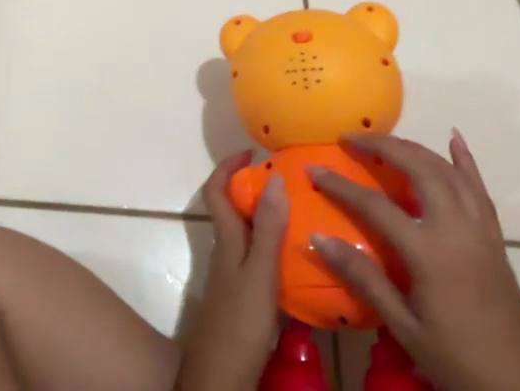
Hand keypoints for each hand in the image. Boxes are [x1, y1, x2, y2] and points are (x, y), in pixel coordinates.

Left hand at [175, 152, 288, 390]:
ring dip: (267, 216)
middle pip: (232, 208)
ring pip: (246, 233)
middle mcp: (226, 251)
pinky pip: (257, 257)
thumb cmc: (239, 323)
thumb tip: (274, 178)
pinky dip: (274, 246)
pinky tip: (300, 256)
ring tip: (303, 211)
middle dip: (254, 187)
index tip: (253, 151)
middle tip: (290, 180)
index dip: (228, 166)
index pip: (216, 190)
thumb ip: (268, 229)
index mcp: (226, 240)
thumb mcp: (260, 273)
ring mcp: (233, 275)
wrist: (221, 378)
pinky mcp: (243, 296)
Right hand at [310, 132, 519, 390]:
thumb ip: (362, 278)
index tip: (313, 169)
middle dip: (382, 147)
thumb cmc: (455, 358)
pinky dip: (465, 160)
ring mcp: (480, 229)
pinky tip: (454, 140)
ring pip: (447, 171)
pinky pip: (479, 187)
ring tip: (386, 141)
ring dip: (415, 148)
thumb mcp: (403, 325)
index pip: (375, 205)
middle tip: (351, 139)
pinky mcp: (495, 237)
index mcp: (430, 252)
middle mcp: (457, 228)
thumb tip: (318, 239)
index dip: (341, 185)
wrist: (519, 384)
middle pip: (418, 168)